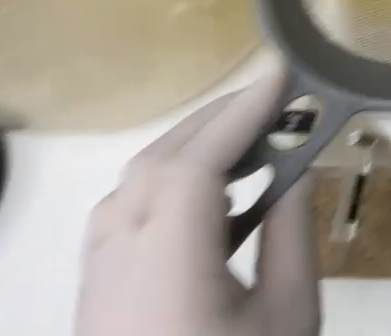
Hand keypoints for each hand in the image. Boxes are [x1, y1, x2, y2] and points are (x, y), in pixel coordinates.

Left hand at [77, 73, 318, 335]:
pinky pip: (117, 223)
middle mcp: (115, 278)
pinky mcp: (94, 307)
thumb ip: (290, 234)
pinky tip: (210, 196)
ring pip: (126, 193)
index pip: (192, 173)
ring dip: (186, 150)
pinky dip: (163, 186)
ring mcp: (95, 294)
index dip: (238, 116)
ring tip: (247, 137)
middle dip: (213, 120)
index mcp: (169, 281)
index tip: (283, 78)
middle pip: (150, 171)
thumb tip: (297, 166)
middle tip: (273, 96)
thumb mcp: (291, 313)